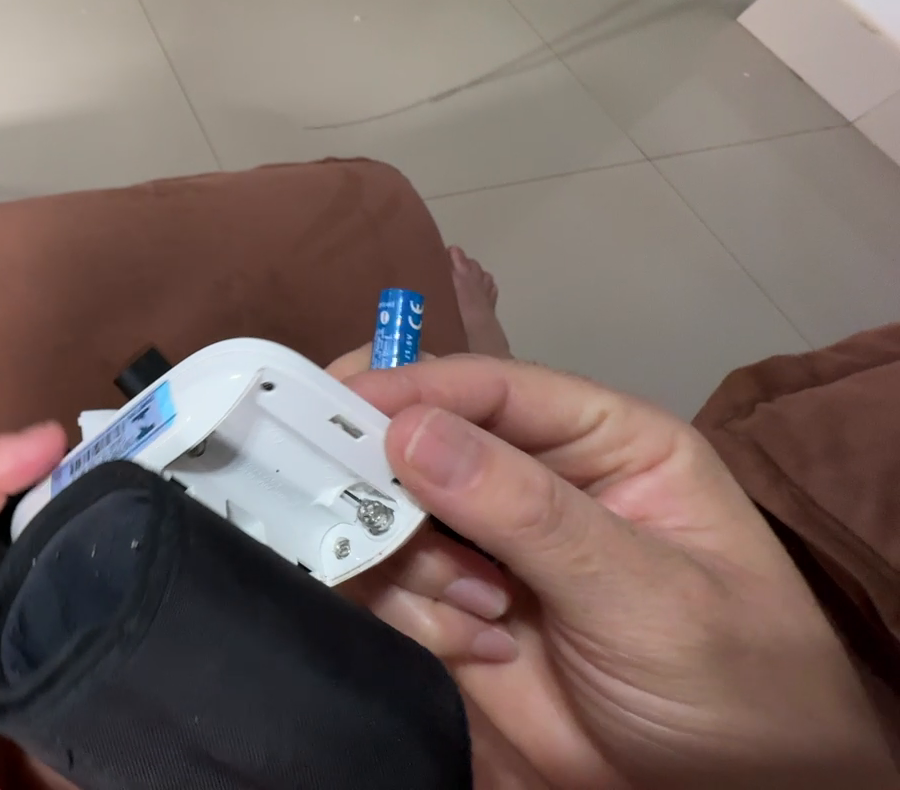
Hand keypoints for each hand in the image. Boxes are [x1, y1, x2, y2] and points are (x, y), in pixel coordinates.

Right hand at [347, 355, 897, 788]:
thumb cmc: (736, 694)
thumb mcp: (650, 597)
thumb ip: (530, 513)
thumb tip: (408, 433)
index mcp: (594, 441)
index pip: (487, 386)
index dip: (412, 386)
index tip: (344, 404)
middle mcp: (518, 472)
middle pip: (409, 431)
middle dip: (383, 470)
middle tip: (353, 492)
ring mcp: (466, 533)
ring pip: (379, 506)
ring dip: (413, 563)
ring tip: (484, 614)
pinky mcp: (429, 588)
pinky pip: (375, 572)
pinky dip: (410, 610)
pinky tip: (478, 649)